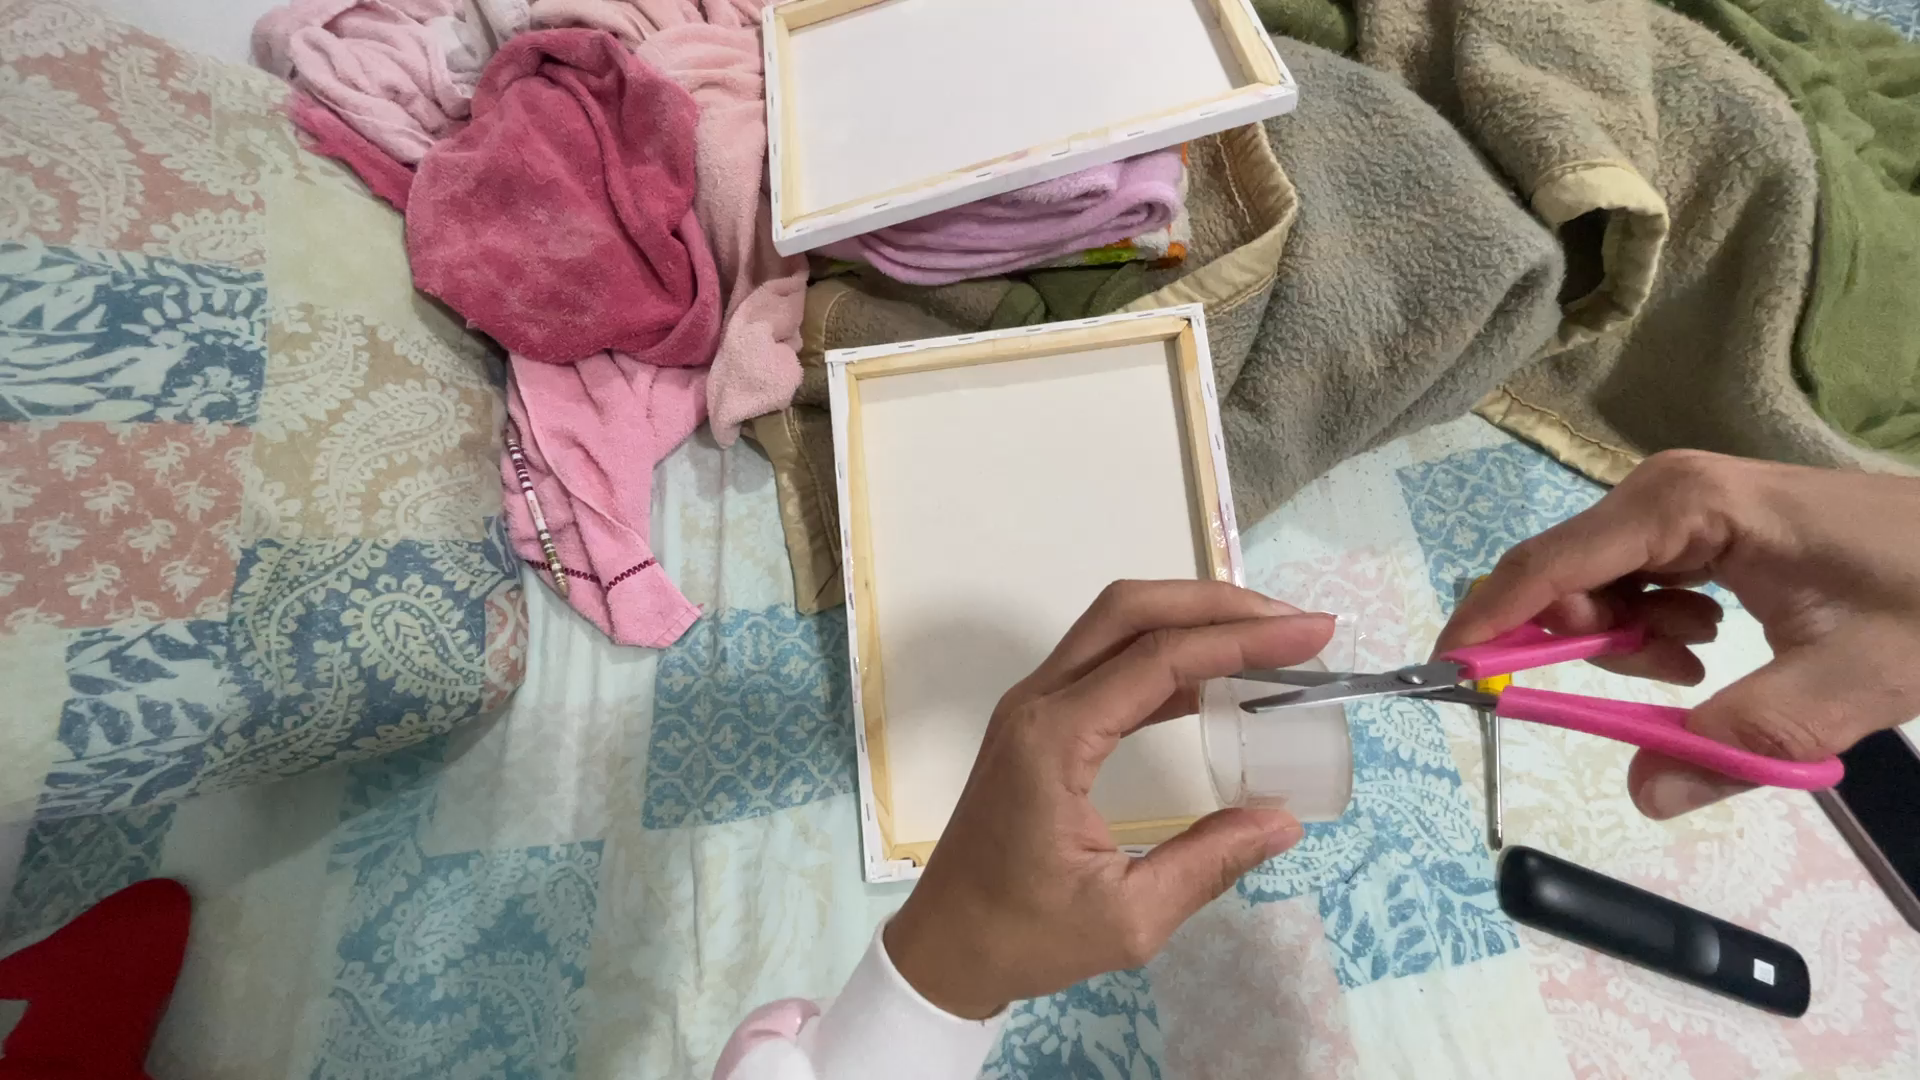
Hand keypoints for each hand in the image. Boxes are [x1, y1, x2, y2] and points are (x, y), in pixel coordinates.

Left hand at [883, 580, 1334, 1018]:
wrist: (948, 937)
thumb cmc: (1027, 933)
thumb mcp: (1127, 917)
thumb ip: (1208, 862)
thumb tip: (1284, 820)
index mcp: (1054, 737)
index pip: (1156, 659)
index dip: (1238, 639)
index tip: (1311, 636)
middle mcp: (1039, 700)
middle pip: (1127, 611)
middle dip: (1214, 603)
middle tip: (1291, 625)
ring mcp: (1035, 703)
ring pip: (1114, 626)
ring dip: (1189, 620)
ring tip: (1266, 641)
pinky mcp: (1041, 718)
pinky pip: (1106, 664)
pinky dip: (1163, 658)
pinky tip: (1213, 682)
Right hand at [1438, 450, 1919, 818]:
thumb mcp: (1863, 675)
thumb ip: (1748, 736)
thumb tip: (1644, 796)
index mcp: (1677, 506)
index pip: (1546, 566)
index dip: (1489, 620)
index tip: (1450, 672)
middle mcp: (1653, 494)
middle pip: (1559, 576)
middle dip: (1582, 639)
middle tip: (1658, 679)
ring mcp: (1664, 505)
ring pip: (1585, 585)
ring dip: (1622, 639)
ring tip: (1703, 661)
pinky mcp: (1679, 522)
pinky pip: (1618, 582)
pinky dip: (1645, 625)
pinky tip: (1709, 638)